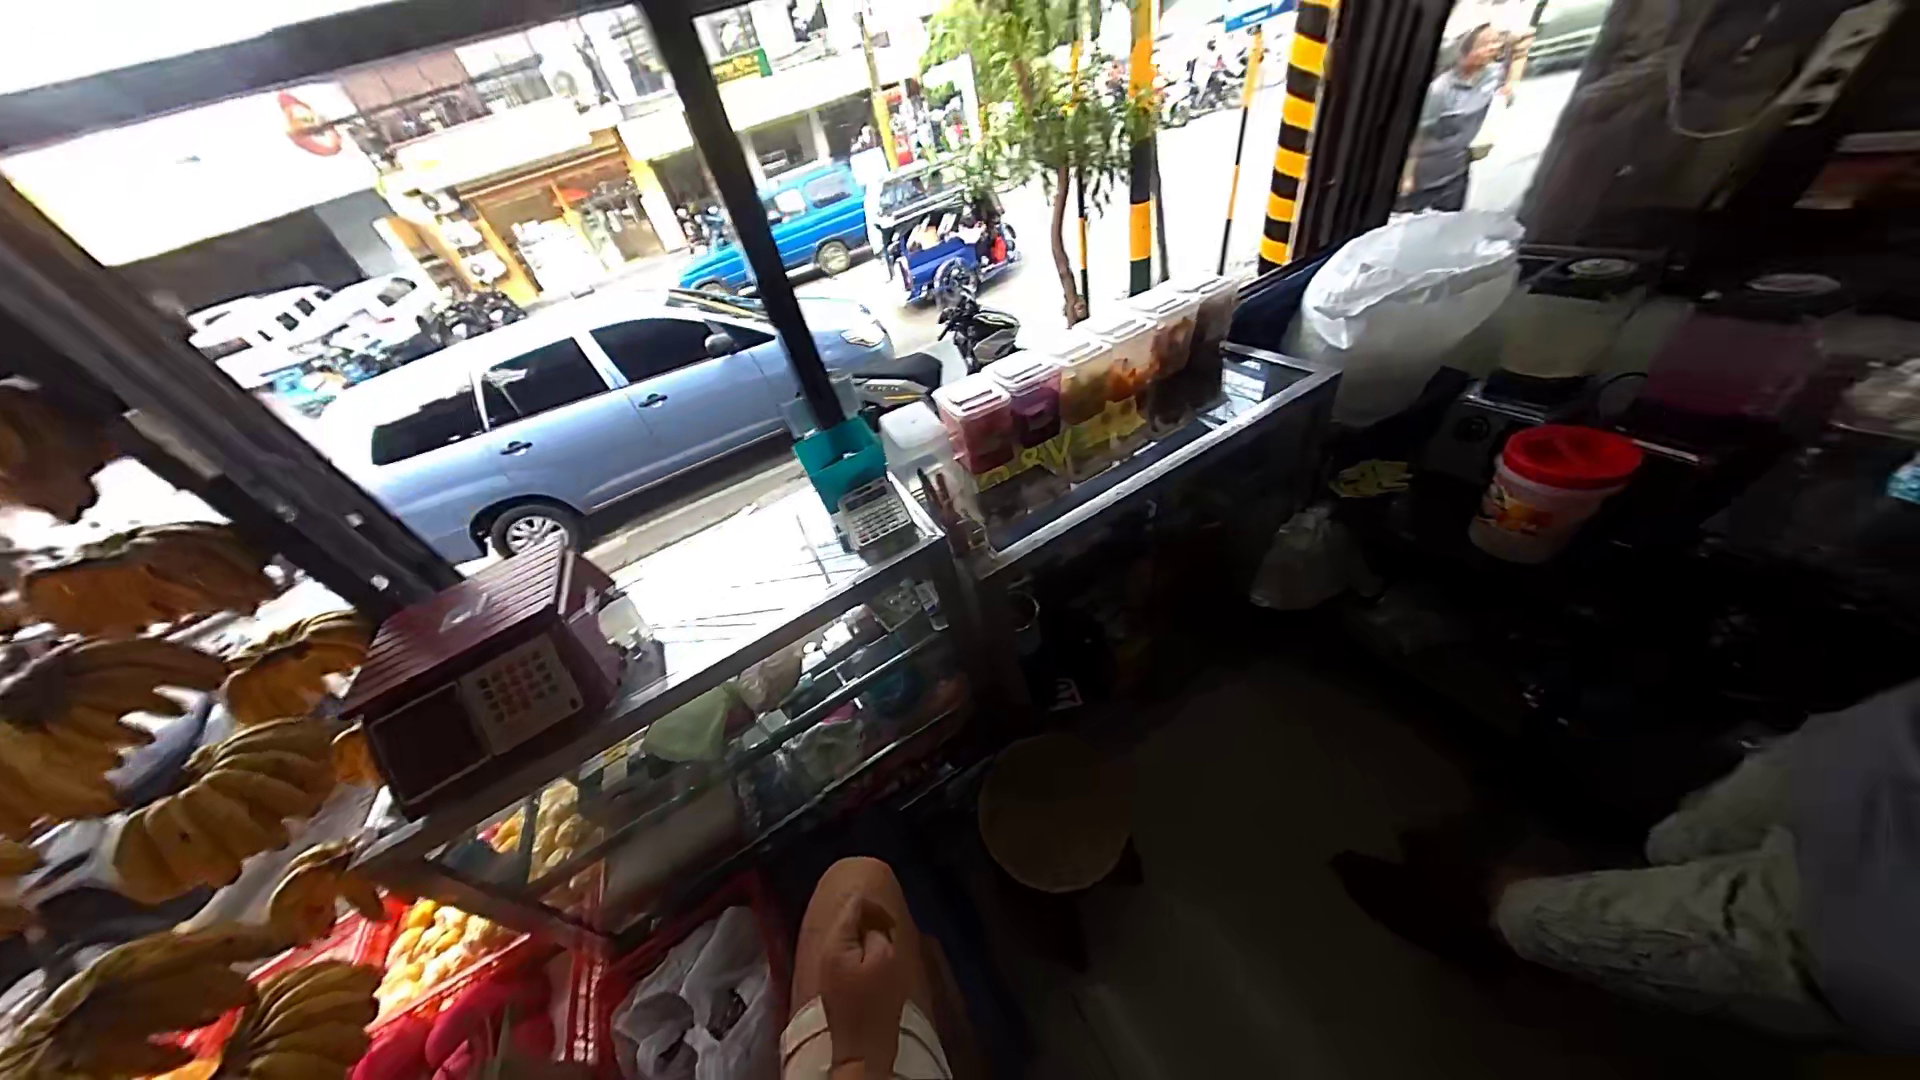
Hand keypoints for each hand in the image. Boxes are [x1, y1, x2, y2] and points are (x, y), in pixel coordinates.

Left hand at [819, 896, 907, 1070]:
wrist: (862, 1052)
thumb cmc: (877, 1005)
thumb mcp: (885, 958)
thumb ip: (877, 931)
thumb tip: (871, 926)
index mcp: (837, 943)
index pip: (855, 904)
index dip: (877, 908)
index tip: (892, 925)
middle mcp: (825, 952)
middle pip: (849, 919)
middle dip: (871, 923)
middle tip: (890, 937)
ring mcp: (826, 970)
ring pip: (849, 938)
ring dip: (867, 939)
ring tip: (884, 952)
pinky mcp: (832, 984)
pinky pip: (846, 955)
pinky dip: (861, 954)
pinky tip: (874, 968)